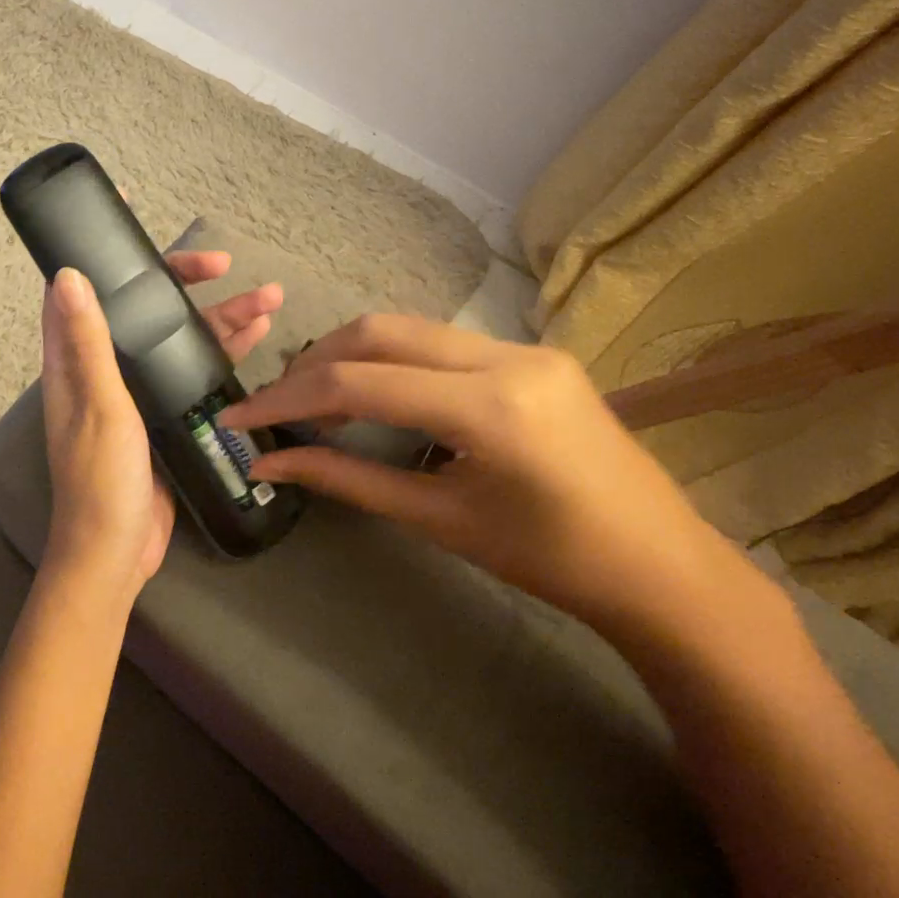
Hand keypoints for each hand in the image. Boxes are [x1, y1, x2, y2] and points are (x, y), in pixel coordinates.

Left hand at [39, 254, 282, 595]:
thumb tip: (65, 274)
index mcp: (73, 363)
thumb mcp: (98, 403)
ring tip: (269, 298)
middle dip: (181, 285)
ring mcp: (134, 396)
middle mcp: (101, 372)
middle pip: (140, 312)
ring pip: (174, 342)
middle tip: (226, 264)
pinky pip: (190, 376)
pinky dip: (220, 356)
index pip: (85, 294)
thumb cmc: (101, 476)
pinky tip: (258, 339)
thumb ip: (87, 342)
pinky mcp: (161, 419)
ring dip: (215, 319)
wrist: (117, 551)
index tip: (141, 229)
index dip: (108, 258)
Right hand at [218, 314, 746, 624]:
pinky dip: (387, 362)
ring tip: (312, 403)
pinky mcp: (533, 357)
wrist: (662, 569)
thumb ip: (345, 479)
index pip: (358, 383)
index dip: (284, 399)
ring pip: (406, 329)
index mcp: (490, 407)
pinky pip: (438, 343)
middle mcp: (508, 358)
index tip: (236, 418)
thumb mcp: (436, 519)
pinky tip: (371, 397)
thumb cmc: (549, 560)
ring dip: (347, 357)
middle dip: (311, 365)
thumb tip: (266, 465)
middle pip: (377, 333)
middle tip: (273, 406)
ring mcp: (526, 350)